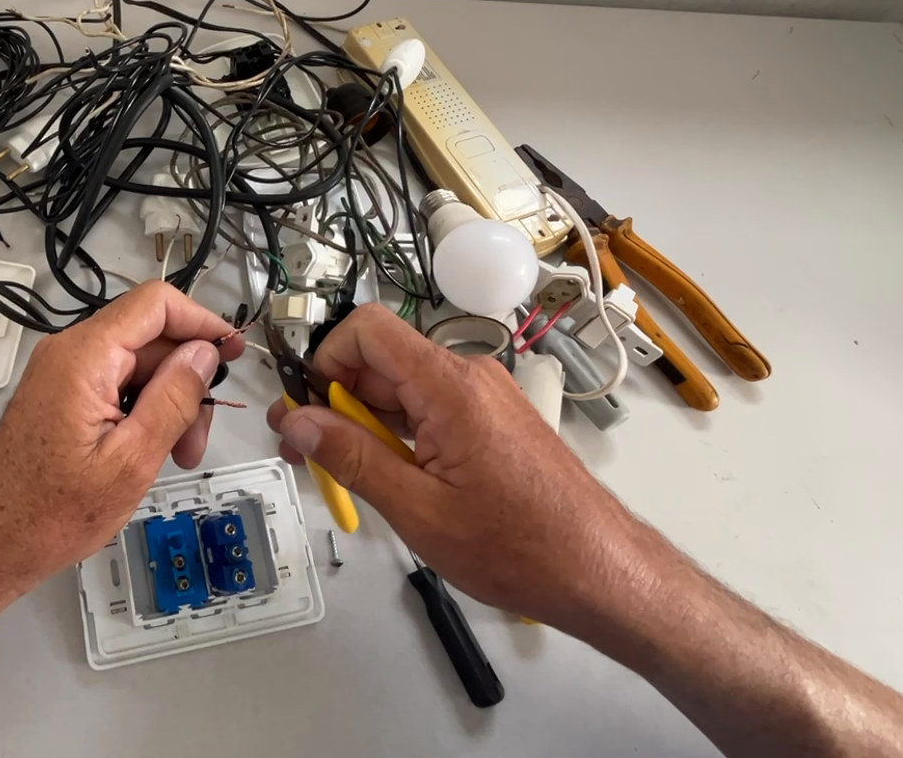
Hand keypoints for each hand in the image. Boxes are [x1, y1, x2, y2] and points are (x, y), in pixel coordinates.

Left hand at [0, 282, 244, 604]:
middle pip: (150, 338)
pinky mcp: (62, 392)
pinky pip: (116, 382)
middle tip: (200, 434)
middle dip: (186, 379)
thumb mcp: (131, 461)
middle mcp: (69, 352)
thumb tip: (203, 353)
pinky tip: (152, 449)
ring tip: (178, 453)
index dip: (200, 320)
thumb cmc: (49, 515)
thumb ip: (172, 399)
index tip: (231, 350)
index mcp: (84, 358)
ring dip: (168, 400)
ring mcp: (63, 372)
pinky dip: (142, 409)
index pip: (154, 304)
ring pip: (137, 364)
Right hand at [266, 303, 651, 627]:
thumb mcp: (418, 509)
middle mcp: (467, 375)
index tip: (307, 407)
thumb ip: (351, 457)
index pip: (368, 329)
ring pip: (401, 385)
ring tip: (338, 467)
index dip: (326, 358)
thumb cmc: (519, 547)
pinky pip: (427, 405)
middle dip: (334, 397)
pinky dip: (396, 430)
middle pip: (380, 359)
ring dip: (363, 419)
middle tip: (303, 447)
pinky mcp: (490, 416)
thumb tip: (295, 422)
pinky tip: (385, 470)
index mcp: (449, 385)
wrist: (607, 573)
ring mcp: (482, 395)